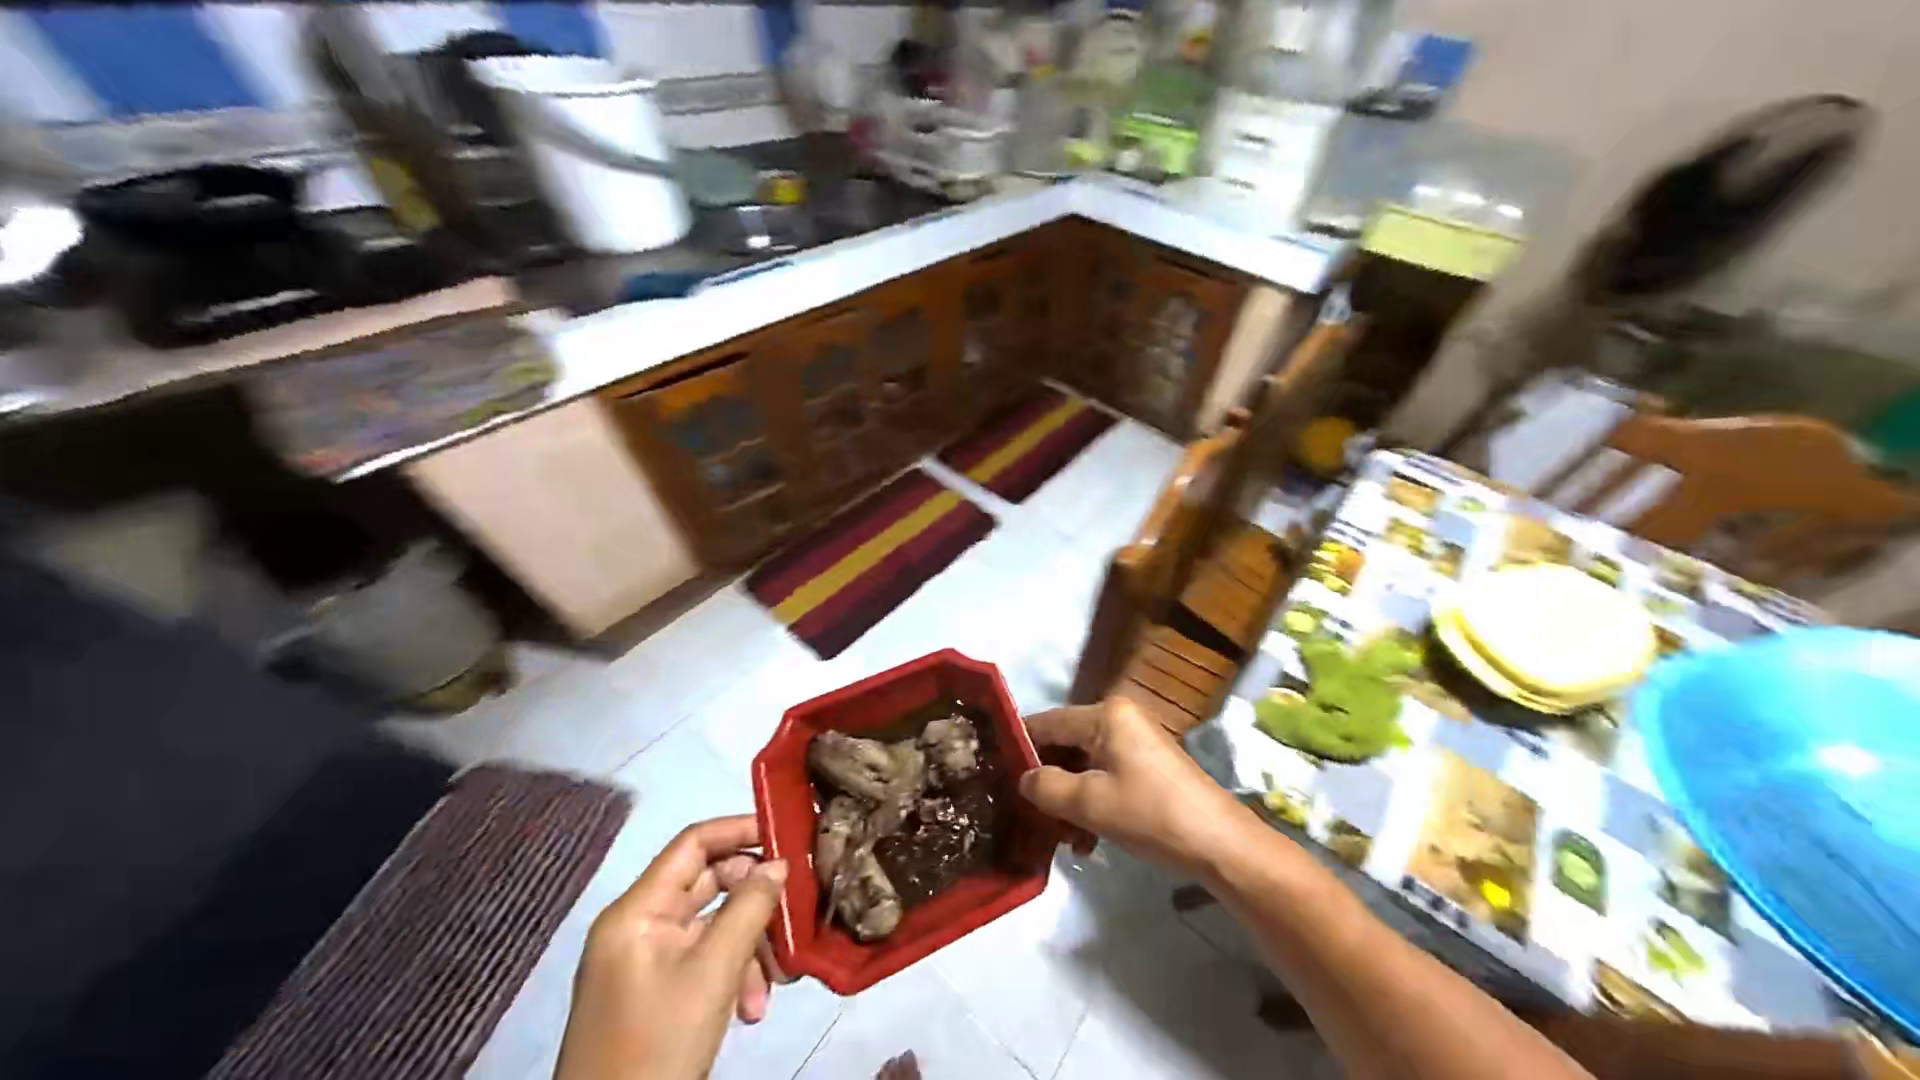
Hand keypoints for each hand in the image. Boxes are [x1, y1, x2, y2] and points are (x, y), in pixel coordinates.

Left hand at [555, 816, 788, 1079]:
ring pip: (712, 926)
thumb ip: (750, 907)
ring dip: (750, 947)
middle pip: (708, 885)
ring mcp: (645, 961)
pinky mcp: (655, 992)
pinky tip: (752, 1009)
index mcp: (637, 910)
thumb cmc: (659, 1045)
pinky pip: (703, 961)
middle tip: (794, 915)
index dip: (740, 830)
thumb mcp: (713, 972)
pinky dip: (733, 974)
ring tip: (779, 981)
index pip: (693, 843)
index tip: (787, 835)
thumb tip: (780, 863)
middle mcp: (638, 925)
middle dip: (755, 902)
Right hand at [1019, 698, 1259, 880]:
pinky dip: (1091, 803)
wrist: (1223, 846)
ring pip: (1084, 765)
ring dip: (1068, 799)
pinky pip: (1105, 776)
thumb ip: (1046, 786)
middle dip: (1046, 780)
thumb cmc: (1152, 815)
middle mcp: (1120, 719)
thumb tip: (1022, 779)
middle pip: (1065, 744)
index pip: (1047, 722)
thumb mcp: (1090, 803)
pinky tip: (1085, 840)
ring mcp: (1136, 743)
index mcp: (1106, 715)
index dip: (1019, 747)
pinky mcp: (1147, 767)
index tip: (995, 774)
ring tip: (1059, 837)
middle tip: (1025, 812)